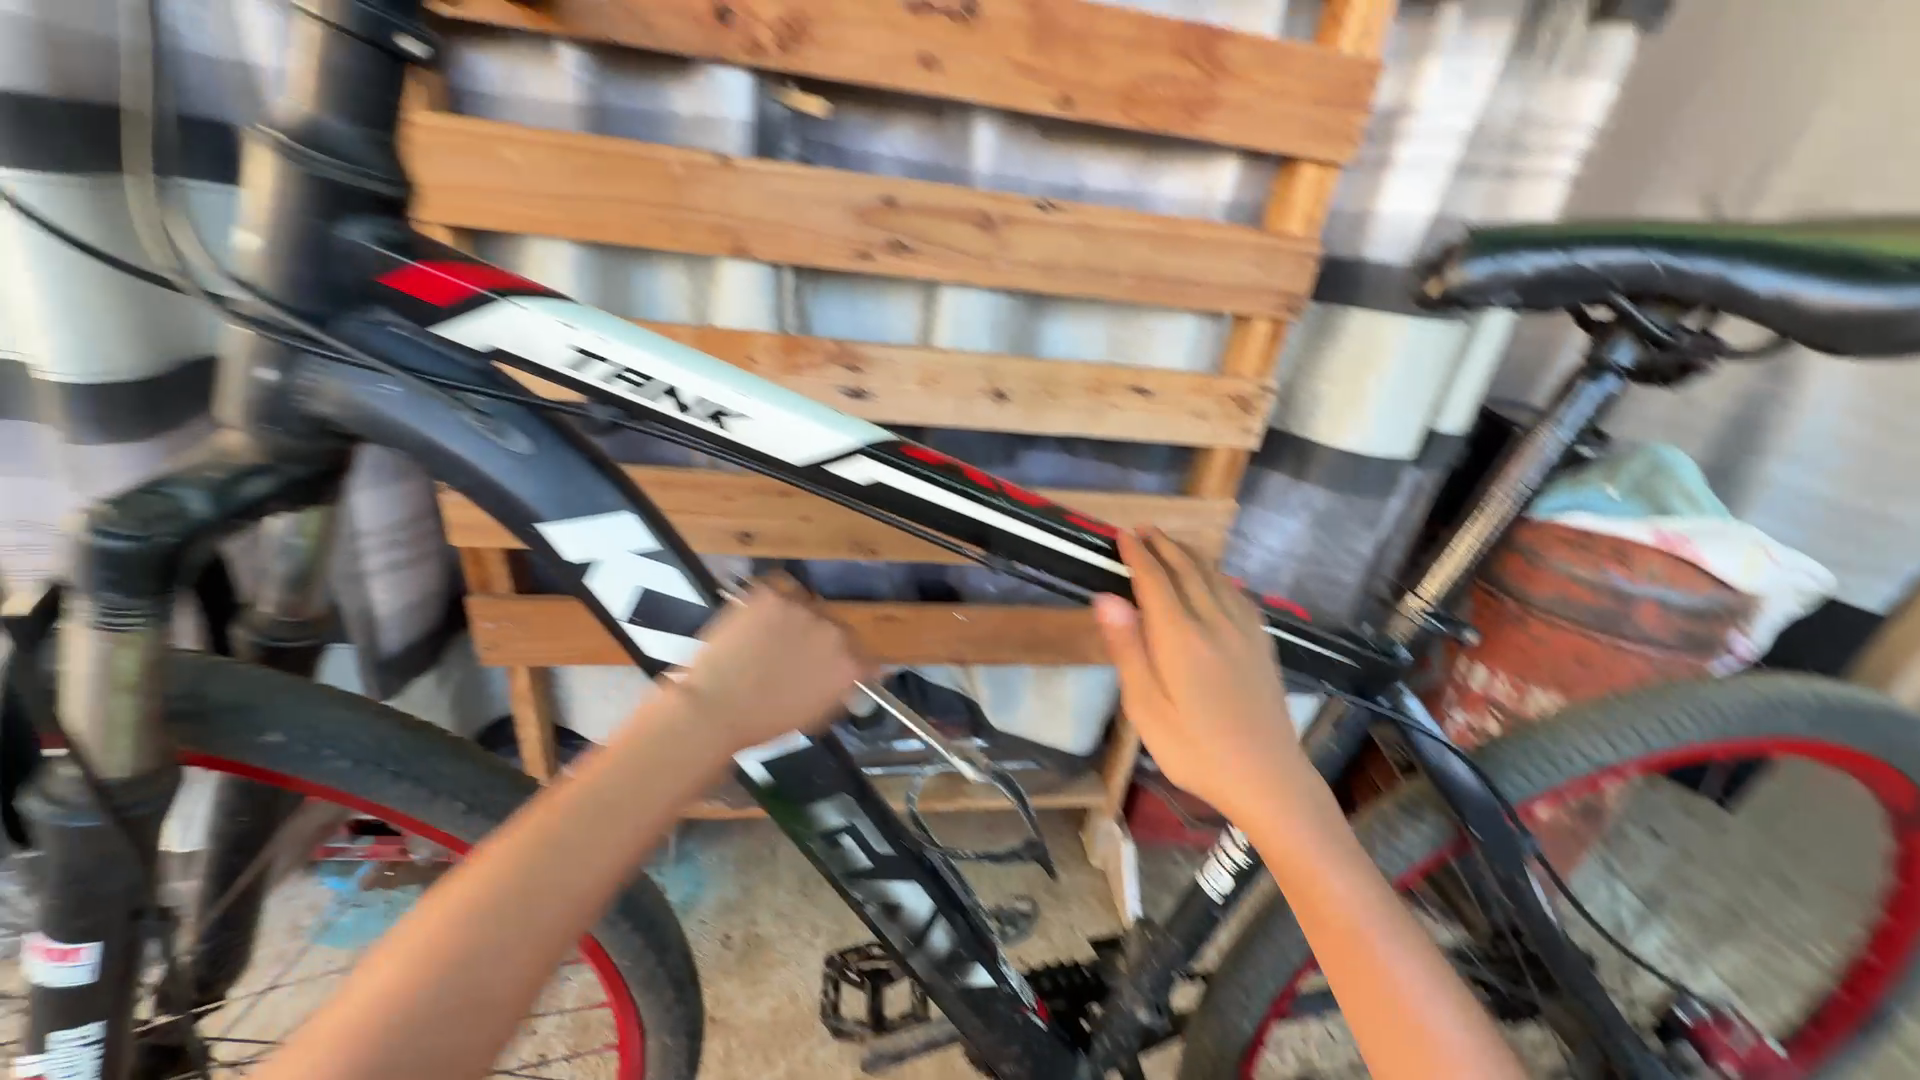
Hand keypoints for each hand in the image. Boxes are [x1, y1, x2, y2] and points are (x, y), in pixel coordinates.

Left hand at [669, 575, 869, 752]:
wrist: (714, 708)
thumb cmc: (764, 721)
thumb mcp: (816, 713)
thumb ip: (840, 689)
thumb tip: (853, 674)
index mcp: (850, 665)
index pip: (863, 655)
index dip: (844, 660)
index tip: (826, 666)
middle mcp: (834, 632)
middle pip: (835, 627)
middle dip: (818, 639)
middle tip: (791, 654)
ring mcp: (802, 609)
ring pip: (806, 607)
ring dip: (795, 619)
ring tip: (768, 639)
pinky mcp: (771, 594)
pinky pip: (778, 591)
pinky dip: (769, 604)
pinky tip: (754, 623)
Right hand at [1092, 529, 1308, 820]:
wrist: (1266, 776)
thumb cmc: (1195, 749)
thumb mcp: (1147, 707)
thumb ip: (1129, 649)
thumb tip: (1107, 598)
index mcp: (1180, 637)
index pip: (1155, 580)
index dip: (1137, 555)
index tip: (1122, 535)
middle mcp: (1214, 622)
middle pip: (1187, 570)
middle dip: (1163, 546)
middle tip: (1143, 530)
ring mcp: (1244, 631)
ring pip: (1215, 577)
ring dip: (1190, 555)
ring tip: (1172, 544)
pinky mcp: (1262, 644)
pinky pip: (1237, 594)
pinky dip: (1218, 576)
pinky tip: (1215, 580)